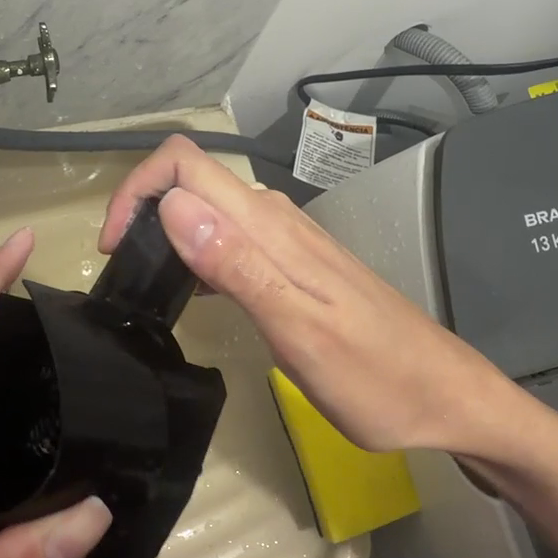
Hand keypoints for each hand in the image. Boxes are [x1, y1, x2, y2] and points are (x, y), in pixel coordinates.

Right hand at [101, 135, 519, 455]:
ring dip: (165, 227)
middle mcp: (273, 216)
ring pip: (207, 204)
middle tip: (121, 264)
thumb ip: (235, 265)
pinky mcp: (289, 257)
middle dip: (143, 204)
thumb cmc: (374, 375)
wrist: (443, 394)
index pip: (186, 164)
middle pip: (192, 176)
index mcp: (268, 226)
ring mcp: (283, 235)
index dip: (139, 187)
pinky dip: (192, 247)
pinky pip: (226, 232)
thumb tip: (173, 206)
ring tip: (146, 279)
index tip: (115, 243)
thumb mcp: (299, 330)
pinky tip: (191, 289)